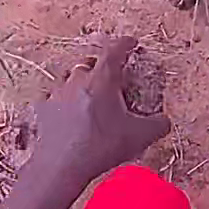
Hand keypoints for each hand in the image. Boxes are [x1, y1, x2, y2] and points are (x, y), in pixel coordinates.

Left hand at [27, 37, 170, 184]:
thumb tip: (165, 121)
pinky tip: (67, 109)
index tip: (131, 43)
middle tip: (112, 75)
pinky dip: (62, 99)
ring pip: (69, 77)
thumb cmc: (101, 146)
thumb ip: (158, 124)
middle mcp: (77, 80)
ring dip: (80, 80)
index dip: (125, 44)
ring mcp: (57, 94)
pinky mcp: (44, 110)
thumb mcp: (140, 136)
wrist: (62, 165)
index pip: (115, 51)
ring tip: (90, 91)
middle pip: (90, 63)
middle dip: (102, 65)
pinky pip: (52, 97)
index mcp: (102, 80)